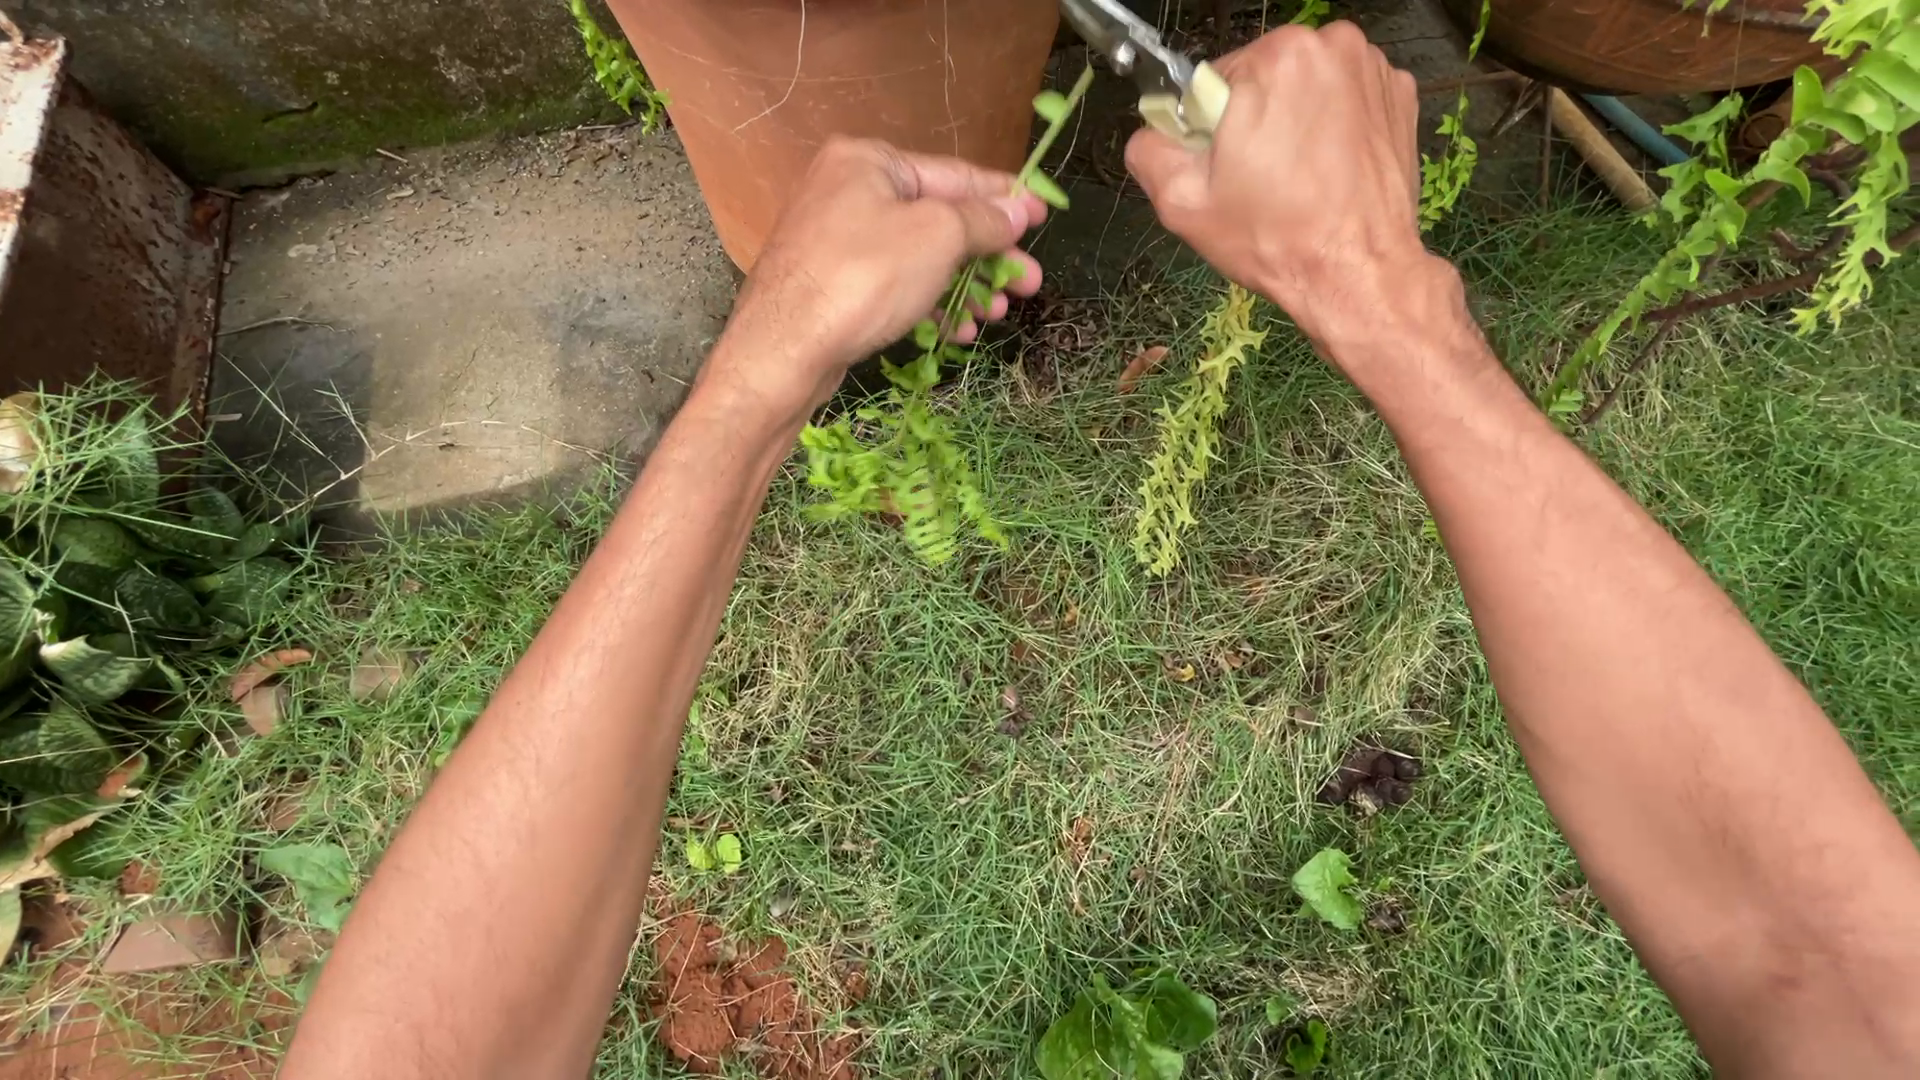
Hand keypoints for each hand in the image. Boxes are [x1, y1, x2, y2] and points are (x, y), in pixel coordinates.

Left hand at [716, 137, 1047, 408]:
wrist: (785, 349)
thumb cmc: (864, 278)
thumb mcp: (937, 236)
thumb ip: (982, 220)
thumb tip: (1017, 208)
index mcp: (870, 161)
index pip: (954, 175)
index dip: (1003, 198)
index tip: (1041, 216)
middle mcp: (850, 192)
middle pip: (939, 221)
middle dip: (988, 257)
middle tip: (1030, 285)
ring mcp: (837, 242)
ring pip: (919, 260)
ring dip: (964, 287)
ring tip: (997, 314)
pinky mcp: (833, 286)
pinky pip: (894, 286)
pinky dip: (928, 304)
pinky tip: (957, 330)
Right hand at [1125, 22, 1434, 350]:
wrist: (1354, 270)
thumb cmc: (1272, 239)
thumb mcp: (1183, 205)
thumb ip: (1149, 154)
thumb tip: (1149, 133)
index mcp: (1270, 61)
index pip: (1211, 81)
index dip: (1206, 129)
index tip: (1222, 168)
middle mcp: (1326, 45)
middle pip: (1260, 79)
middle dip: (1250, 122)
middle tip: (1255, 180)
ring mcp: (1370, 66)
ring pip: (1302, 88)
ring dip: (1290, 123)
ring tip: (1293, 180)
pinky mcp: (1397, 93)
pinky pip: (1341, 100)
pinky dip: (1329, 128)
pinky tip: (1325, 173)